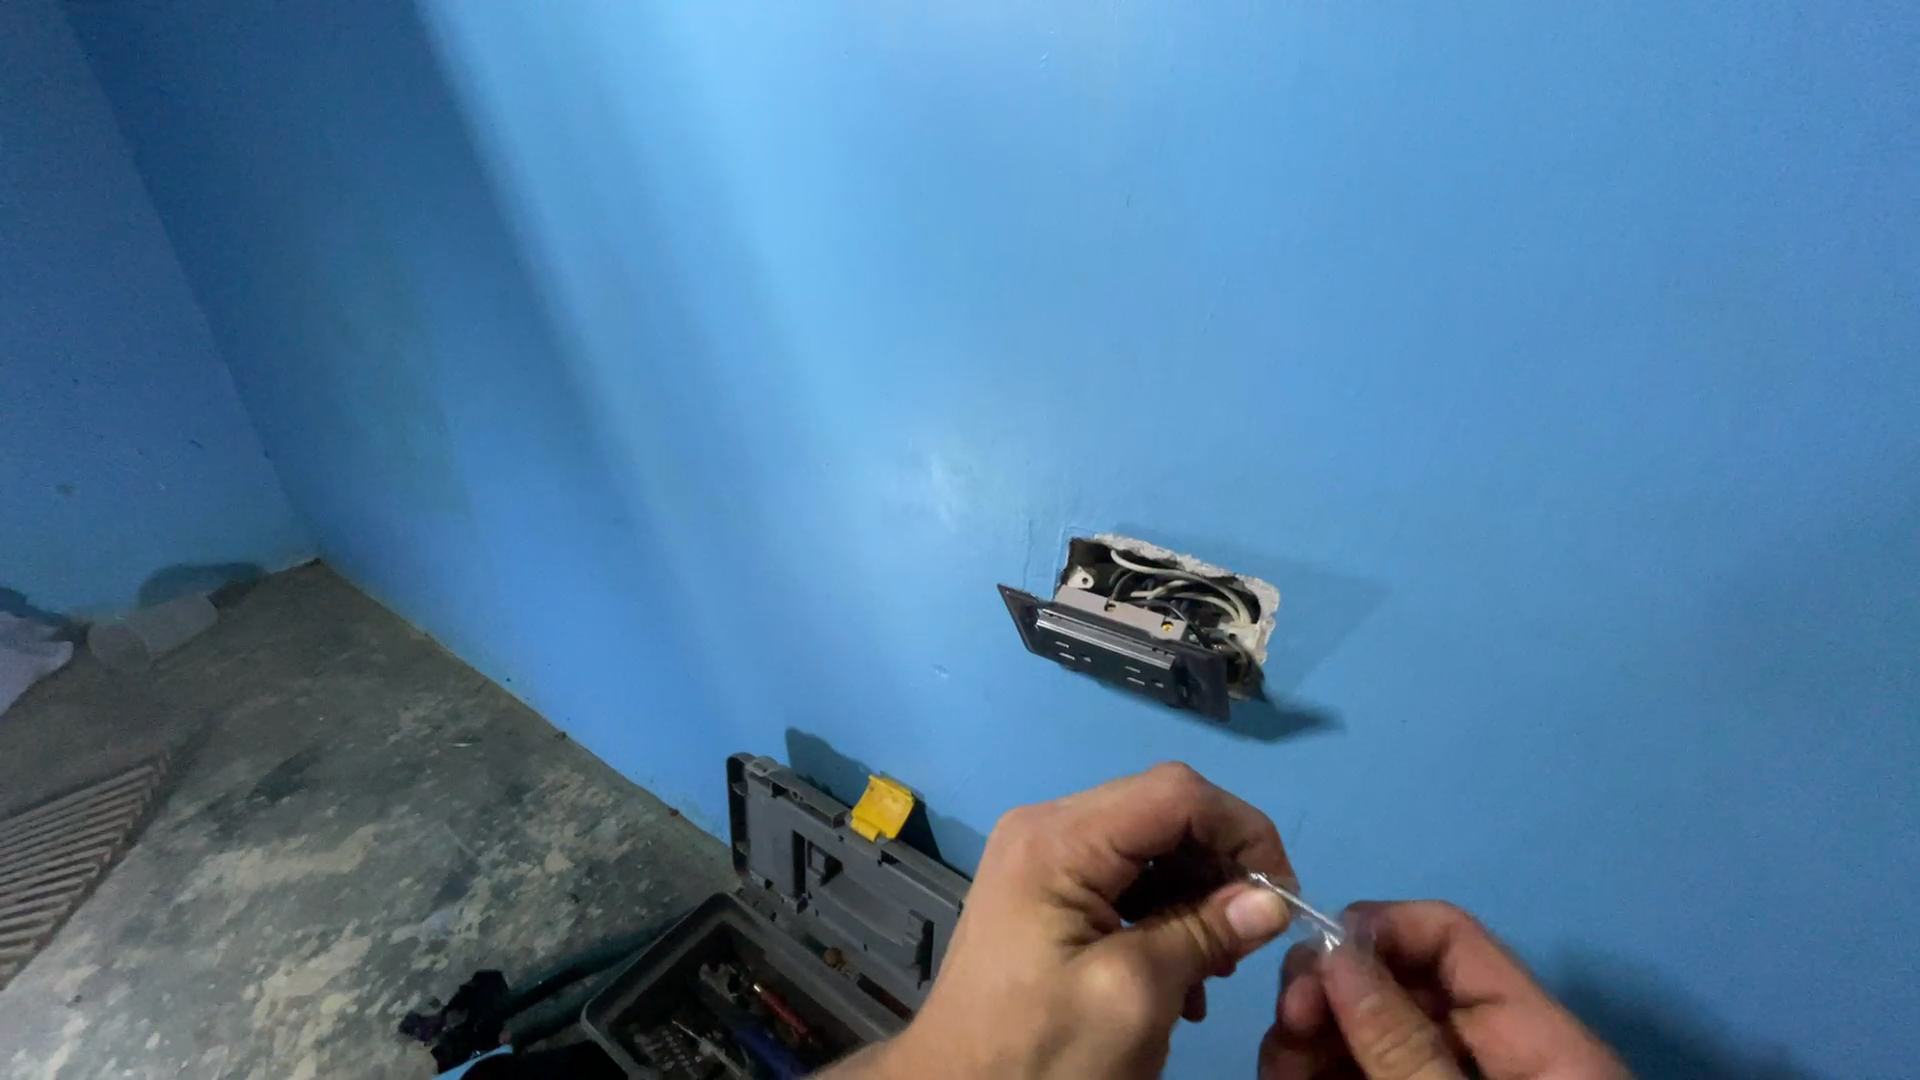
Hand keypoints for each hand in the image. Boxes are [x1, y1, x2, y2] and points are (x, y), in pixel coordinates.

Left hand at [848, 762, 1296, 1078]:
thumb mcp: (1132, 998)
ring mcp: (1042, 850)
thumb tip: (1272, 899)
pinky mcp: (1045, 881)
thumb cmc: (1038, 1054)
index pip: (1173, 792)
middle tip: (1248, 939)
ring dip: (1194, 891)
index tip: (1282, 895)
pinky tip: (1177, 965)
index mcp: (1059, 837)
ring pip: (1147, 840)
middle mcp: (1047, 824)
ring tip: (1213, 963)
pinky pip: (1121, 871)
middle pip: (1160, 809)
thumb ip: (1202, 934)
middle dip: (1218, 863)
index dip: (1240, 829)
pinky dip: (1161, 907)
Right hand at [1260, 901, 1629, 1079]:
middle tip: (1289, 1027)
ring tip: (1280, 1071)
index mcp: (1534, 1041)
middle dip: (1327, 991)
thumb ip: (1404, 1045)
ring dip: (1309, 1037)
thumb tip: (1337, 950)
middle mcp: (1485, 1054)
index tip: (1316, 962)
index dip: (1376, 928)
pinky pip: (1352, 1074)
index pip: (1448, 935)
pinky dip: (1313, 1072)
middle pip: (1391, 978)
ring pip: (1359, 1027)